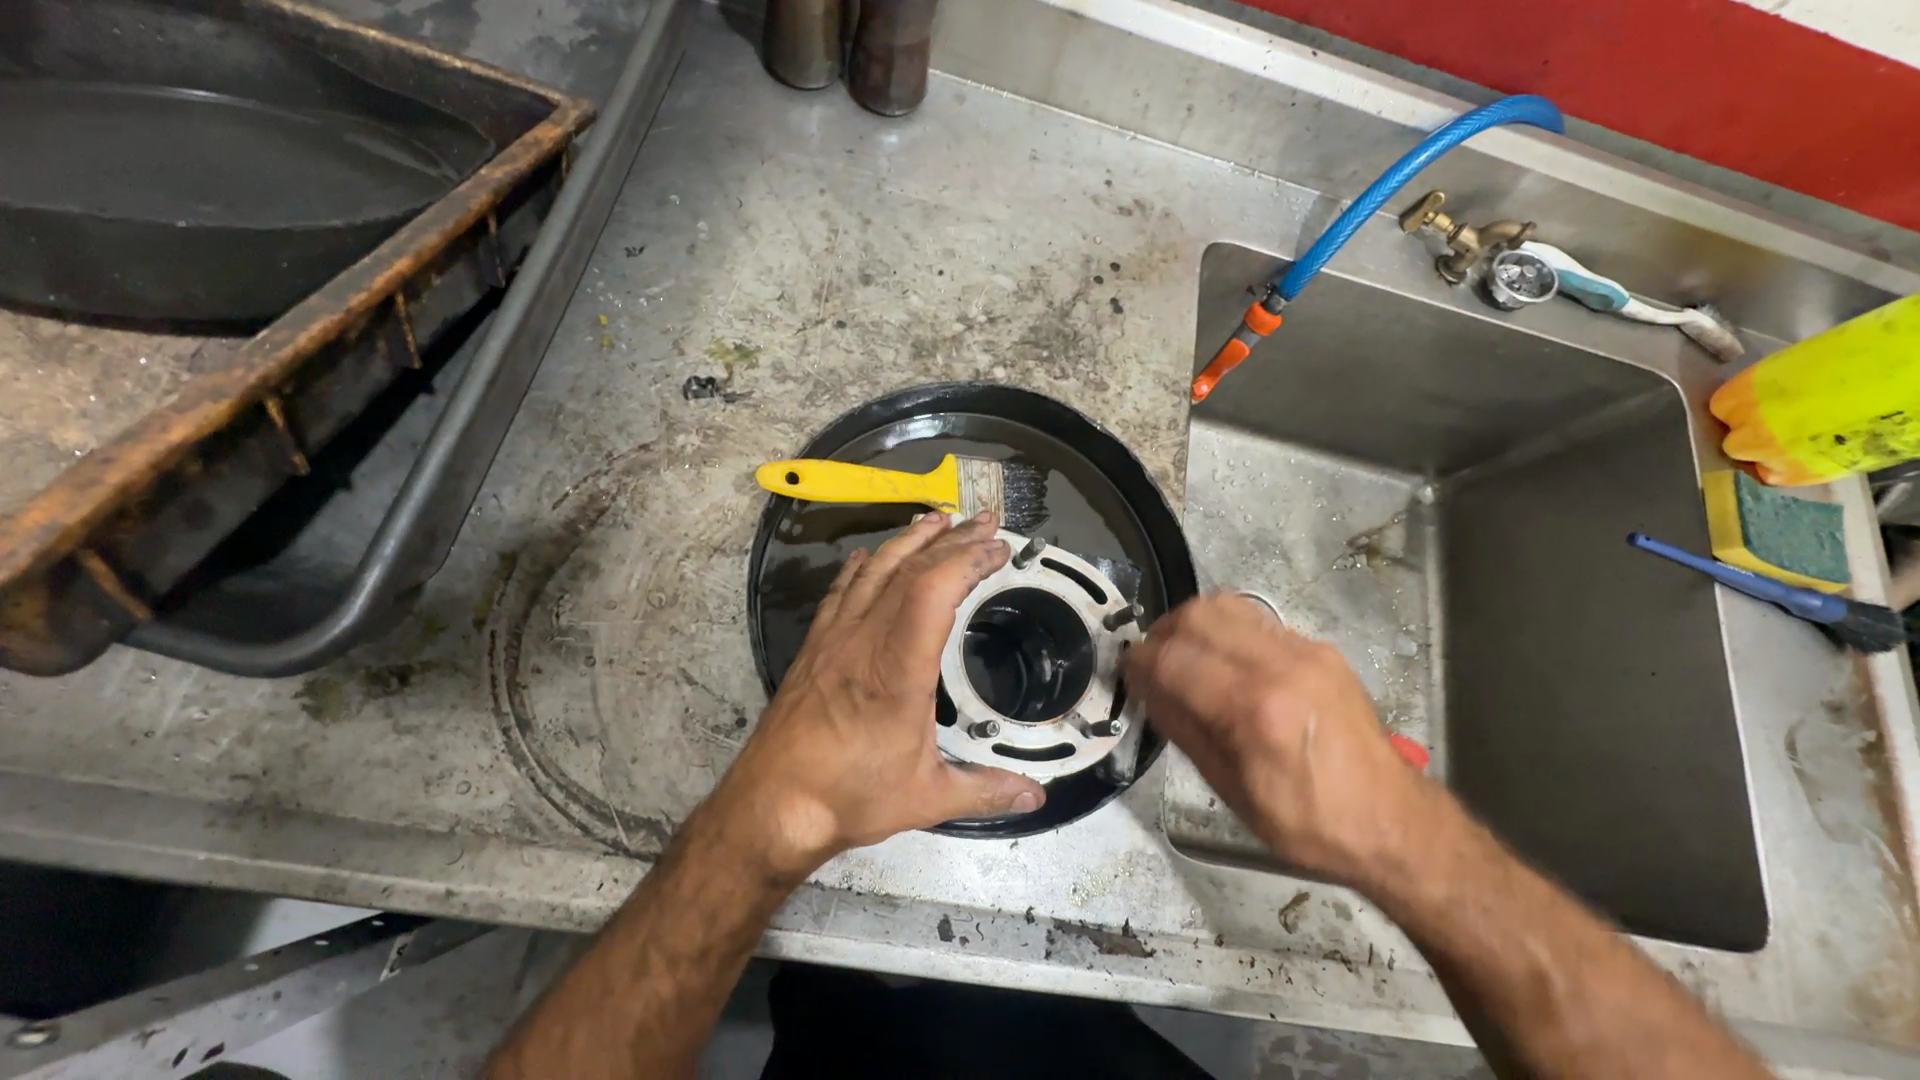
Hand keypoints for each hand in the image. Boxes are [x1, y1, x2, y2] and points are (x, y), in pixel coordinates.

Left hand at [709, 512, 1046, 879]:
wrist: (772, 803)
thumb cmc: (848, 796)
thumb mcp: (926, 798)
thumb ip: (985, 790)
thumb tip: (1035, 798)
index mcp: (898, 669)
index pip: (934, 591)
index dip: (968, 560)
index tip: (998, 549)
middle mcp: (864, 640)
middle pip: (909, 569)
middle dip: (952, 540)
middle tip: (985, 523)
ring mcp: (834, 638)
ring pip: (873, 570)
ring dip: (909, 540)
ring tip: (938, 521)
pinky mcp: (814, 647)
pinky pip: (840, 590)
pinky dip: (862, 566)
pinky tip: (870, 556)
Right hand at [1126, 593, 1428, 886]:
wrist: (1391, 820)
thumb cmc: (1307, 822)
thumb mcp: (1231, 790)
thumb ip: (1184, 729)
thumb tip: (1148, 690)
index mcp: (1254, 711)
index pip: (1173, 660)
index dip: (1139, 664)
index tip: (1130, 677)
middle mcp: (1280, 667)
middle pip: (1197, 617)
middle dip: (1161, 635)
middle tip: (1153, 663)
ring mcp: (1305, 651)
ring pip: (1226, 606)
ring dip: (1192, 625)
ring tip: (1185, 656)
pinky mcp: (1320, 649)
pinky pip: (1255, 621)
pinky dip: (1225, 631)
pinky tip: (1224, 663)